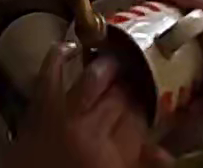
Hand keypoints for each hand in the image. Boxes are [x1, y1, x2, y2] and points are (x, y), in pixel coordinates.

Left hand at [9, 42, 168, 167]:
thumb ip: (139, 167)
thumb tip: (165, 154)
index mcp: (112, 159)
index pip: (139, 121)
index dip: (145, 107)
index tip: (146, 101)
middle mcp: (91, 132)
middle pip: (119, 97)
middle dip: (129, 86)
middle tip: (133, 79)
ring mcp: (63, 116)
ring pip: (93, 79)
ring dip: (106, 67)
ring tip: (114, 62)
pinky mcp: (38, 109)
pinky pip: (51, 73)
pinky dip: (59, 56)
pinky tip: (70, 47)